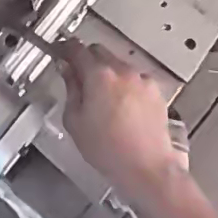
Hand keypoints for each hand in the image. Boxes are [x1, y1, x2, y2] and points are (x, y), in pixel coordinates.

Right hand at [58, 43, 184, 198]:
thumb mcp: (75, 122)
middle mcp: (122, 71)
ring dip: (108, 73)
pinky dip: (127, 86)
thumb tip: (67, 71)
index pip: (77, 48)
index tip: (62, 52)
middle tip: (80, 77)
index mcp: (98, 75)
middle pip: (100, 51)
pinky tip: (124, 107)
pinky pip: (136, 79)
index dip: (66, 48)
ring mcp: (141, 80)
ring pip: (119, 65)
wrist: (148, 168)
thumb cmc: (109, 150)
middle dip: (88, 59)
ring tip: (104, 100)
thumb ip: (70, 89)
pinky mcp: (156, 92)